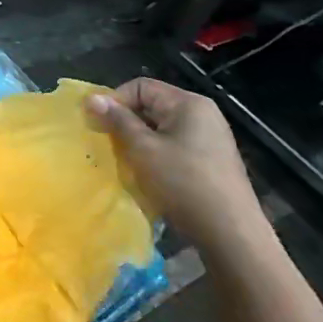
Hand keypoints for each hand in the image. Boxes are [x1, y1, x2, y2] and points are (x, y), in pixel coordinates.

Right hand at [87, 77, 262, 249]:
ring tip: (126, 162)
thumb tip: (92, 98)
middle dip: (126, 123)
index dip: (115, 101)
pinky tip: (149, 176)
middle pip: (152, 106)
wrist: (231, 235)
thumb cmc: (183, 184)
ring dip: (139, 142)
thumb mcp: (143, 149)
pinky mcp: (211, 161)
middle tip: (108, 146)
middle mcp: (202, 114)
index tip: (98, 125)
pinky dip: (156, 155)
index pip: (141, 87)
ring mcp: (210, 138)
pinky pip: (175, 147)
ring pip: (161, 129)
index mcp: (188, 103)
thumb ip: (117, 121)